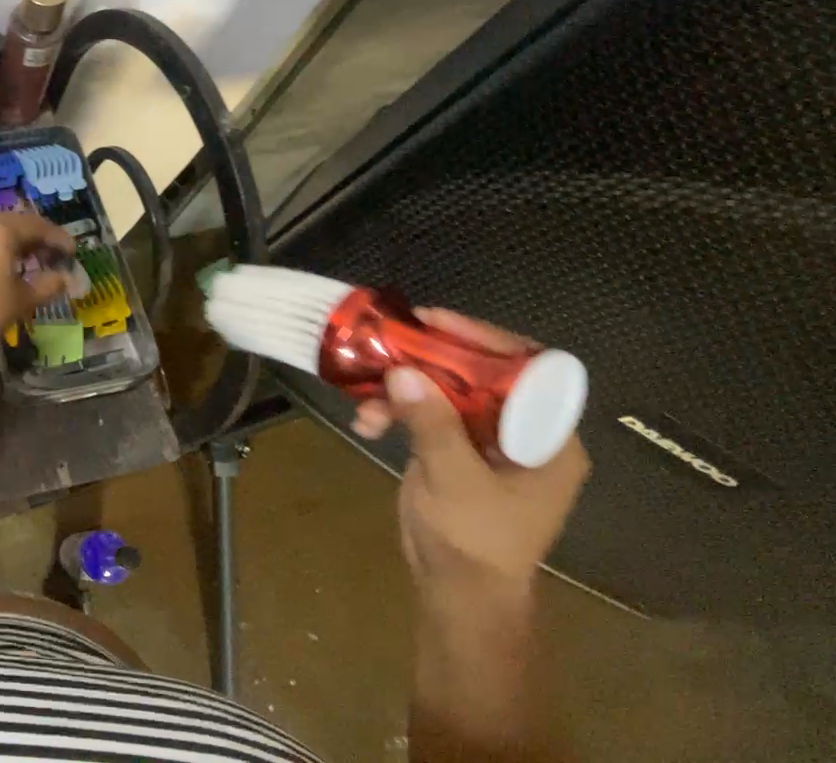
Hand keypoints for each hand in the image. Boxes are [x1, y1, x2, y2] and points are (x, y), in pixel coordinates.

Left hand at [0, 212, 75, 365]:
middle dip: (33, 239)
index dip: (58, 238)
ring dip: (9, 243)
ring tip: (24, 265)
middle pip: (11, 223)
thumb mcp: (20, 301)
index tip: (72, 253)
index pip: (37, 225)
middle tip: (50, 258)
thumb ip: (47, 284)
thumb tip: (63, 277)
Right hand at [353, 309, 589, 598]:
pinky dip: (395, 412)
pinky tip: (366, 421)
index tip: (436, 322)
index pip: (528, 371)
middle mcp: (522, 433)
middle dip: (430, 362)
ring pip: (445, 393)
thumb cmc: (476, 540)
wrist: (458, 591)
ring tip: (366, 399)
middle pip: (479, 376)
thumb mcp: (455, 480)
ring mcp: (484, 442)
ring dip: (403, 391)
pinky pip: (425, 415)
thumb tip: (403, 372)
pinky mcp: (452, 451)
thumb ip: (432, 424)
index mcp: (548, 439)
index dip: (484, 341)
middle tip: (389, 343)